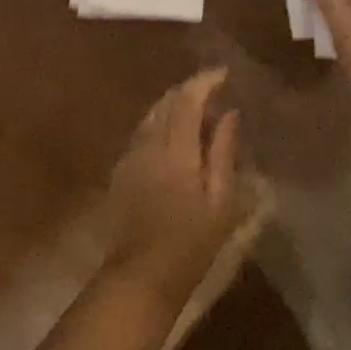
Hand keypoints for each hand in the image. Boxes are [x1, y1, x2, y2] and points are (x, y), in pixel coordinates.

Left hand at [106, 69, 242, 294]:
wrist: (140, 276)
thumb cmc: (190, 243)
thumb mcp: (220, 201)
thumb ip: (223, 152)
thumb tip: (229, 114)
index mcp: (176, 149)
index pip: (188, 99)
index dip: (205, 81)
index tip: (223, 73)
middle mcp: (148, 143)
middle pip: (166, 101)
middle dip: (189, 91)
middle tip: (214, 96)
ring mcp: (130, 155)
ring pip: (151, 115)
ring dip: (174, 107)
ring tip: (198, 118)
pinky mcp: (120, 170)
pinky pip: (142, 133)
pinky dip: (161, 125)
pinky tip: (175, 141)